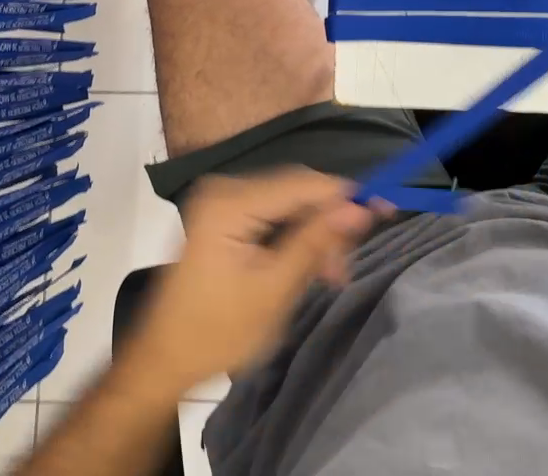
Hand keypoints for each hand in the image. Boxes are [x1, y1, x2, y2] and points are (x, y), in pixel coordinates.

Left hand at [125, 168, 375, 393]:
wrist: (162, 362)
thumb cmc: (215, 333)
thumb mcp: (274, 291)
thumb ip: (316, 242)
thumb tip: (358, 208)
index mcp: (230, 204)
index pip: (302, 184)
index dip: (346, 195)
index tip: (384, 209)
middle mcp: (225, 191)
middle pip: (296, 192)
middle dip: (329, 222)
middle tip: (346, 266)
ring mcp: (222, 203)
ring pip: (289, 205)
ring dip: (315, 234)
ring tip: (330, 275)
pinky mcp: (224, 218)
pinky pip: (273, 215)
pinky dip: (295, 237)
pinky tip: (308, 266)